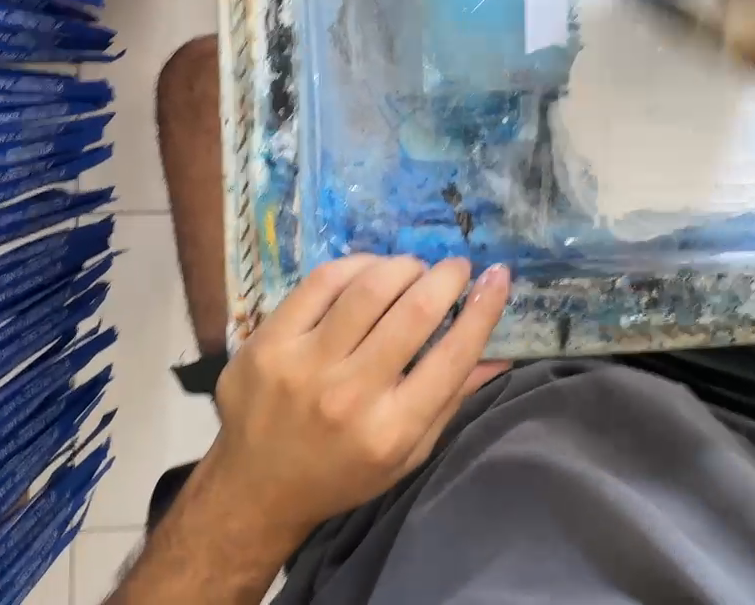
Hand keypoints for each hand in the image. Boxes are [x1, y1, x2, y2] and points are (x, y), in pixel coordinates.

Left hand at [193, 255, 510, 549]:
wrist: (253, 488)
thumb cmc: (341, 473)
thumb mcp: (406, 452)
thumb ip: (451, 400)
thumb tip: (501, 353)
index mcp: (391, 430)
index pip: (453, 356)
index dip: (484, 308)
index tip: (498, 276)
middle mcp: (350, 396)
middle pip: (415, 312)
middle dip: (446, 277)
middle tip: (456, 268)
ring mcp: (303, 365)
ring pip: (370, 287)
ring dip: (404, 267)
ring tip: (414, 270)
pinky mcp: (269, 341)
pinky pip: (323, 280)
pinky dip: (358, 265)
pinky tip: (371, 269)